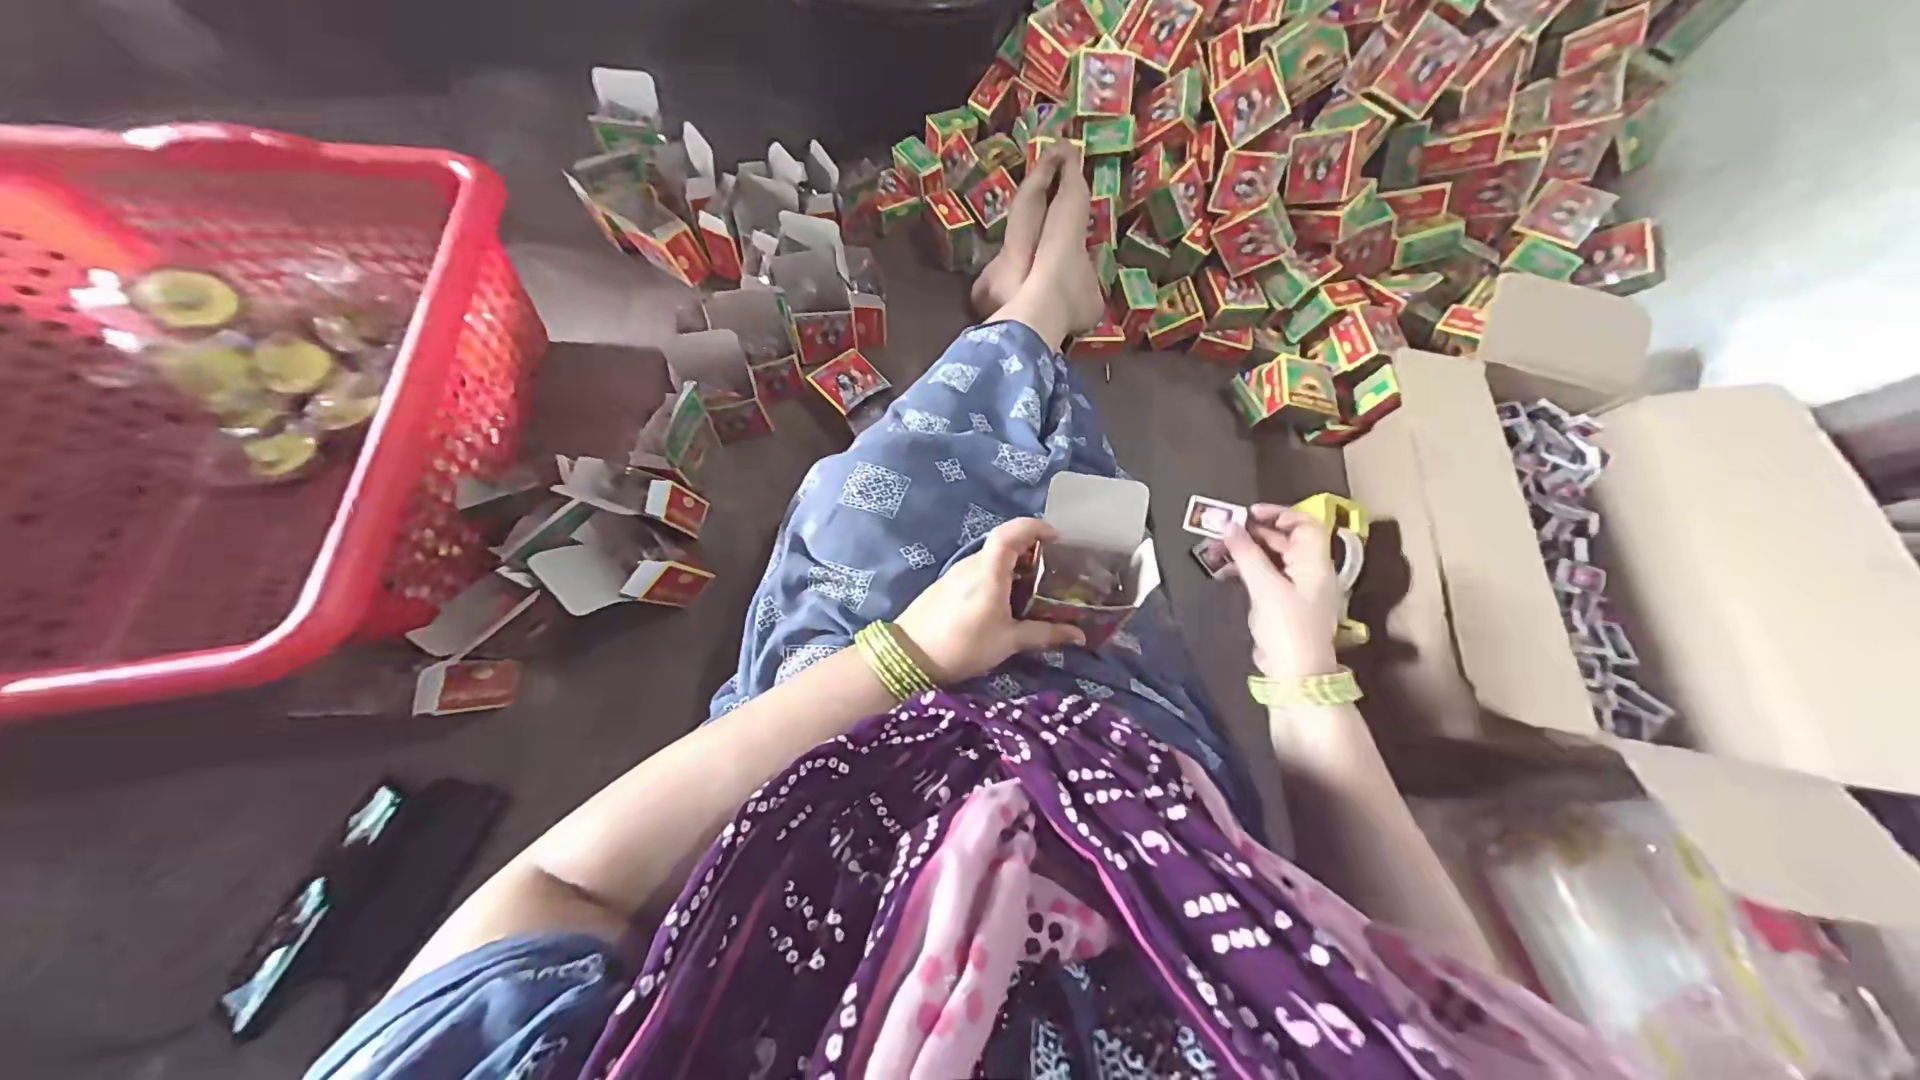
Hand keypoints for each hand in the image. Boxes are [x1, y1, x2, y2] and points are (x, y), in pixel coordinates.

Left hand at [895, 518, 1086, 683]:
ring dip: (1013, 566)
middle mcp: (972, 565)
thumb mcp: (1008, 641)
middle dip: (1030, 550)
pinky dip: (996, 577)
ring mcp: (956, 573)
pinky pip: (978, 571)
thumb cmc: (964, 646)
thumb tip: (1079, 636)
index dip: (1034, 527)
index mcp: (989, 571)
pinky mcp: (946, 585)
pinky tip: (1004, 602)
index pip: (1011, 532)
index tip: (1055, 538)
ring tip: (1032, 589)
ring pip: (991, 559)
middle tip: (1052, 570)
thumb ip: (1044, 634)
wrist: (909, 656)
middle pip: (1004, 544)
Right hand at [1219, 504, 1342, 682]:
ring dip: (1245, 551)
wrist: (1294, 674)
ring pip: (1271, 558)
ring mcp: (1296, 588)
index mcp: (1315, 563)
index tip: (1247, 513)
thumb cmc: (1287, 627)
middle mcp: (1309, 571)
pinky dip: (1245, 569)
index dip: (1278, 513)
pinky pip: (1264, 575)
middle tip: (1224, 531)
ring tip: (1218, 551)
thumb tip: (1229, 525)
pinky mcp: (1282, 603)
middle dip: (1253, 533)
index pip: (1303, 524)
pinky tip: (1224, 570)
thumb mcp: (1265, 586)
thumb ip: (1247, 553)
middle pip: (1284, 540)